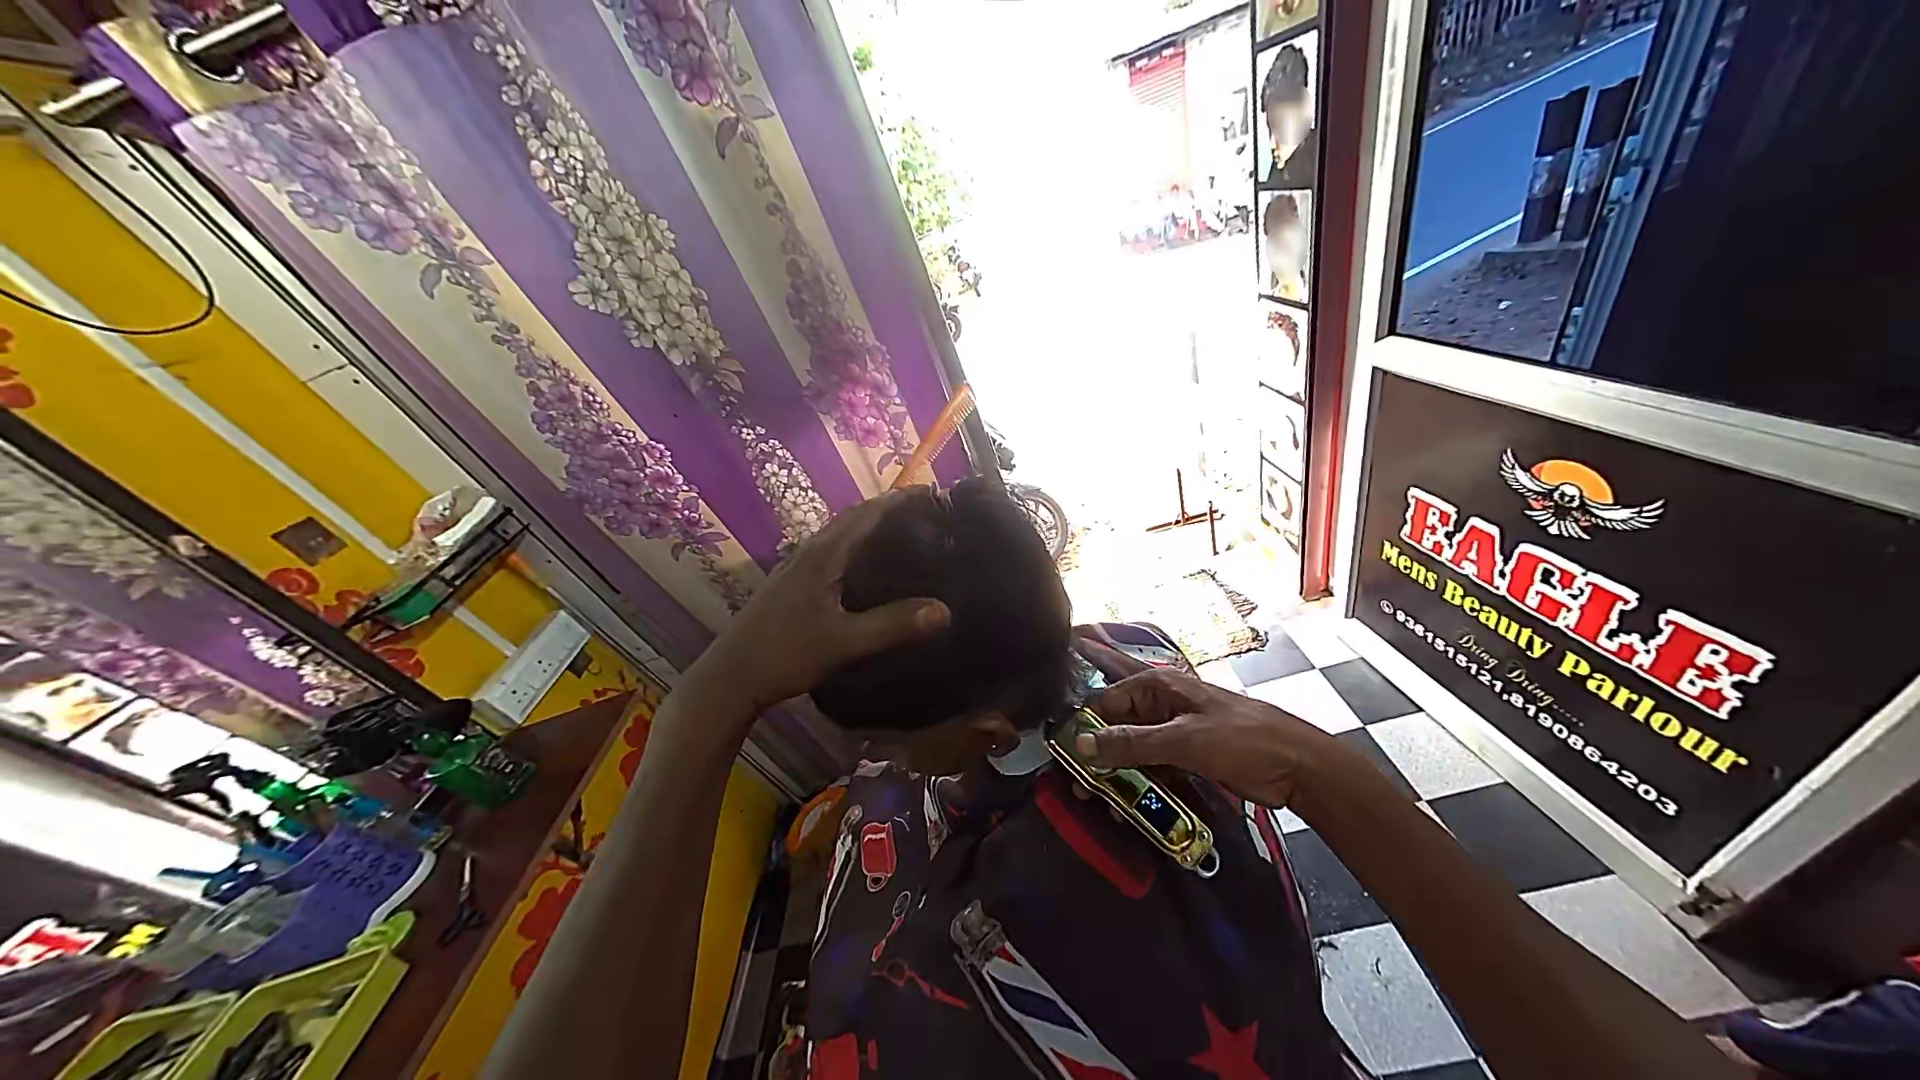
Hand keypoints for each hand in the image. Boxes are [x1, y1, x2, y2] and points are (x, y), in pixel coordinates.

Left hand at [684, 489, 950, 723]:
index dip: (900, 499)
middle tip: (928, 513)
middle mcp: (810, 553)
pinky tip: (870, 568)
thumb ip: (893, 625)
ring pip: (841, 535)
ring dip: (872, 526)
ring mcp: (798, 568)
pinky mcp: (793, 585)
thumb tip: (944, 609)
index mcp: (823, 555)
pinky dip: (858, 547)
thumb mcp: (844, 642)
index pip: (867, 513)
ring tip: (907, 534)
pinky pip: (833, 552)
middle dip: (890, 509)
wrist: (730, 677)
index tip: (934, 493)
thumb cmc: (786, 653)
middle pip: (854, 518)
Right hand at [1081, 667, 1351, 808]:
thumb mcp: (1183, 740)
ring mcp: (1175, 733)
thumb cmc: (1243, 740)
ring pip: (1132, 751)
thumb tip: (1084, 745)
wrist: (1300, 769)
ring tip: (1096, 800)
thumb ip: (1131, 743)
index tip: (1069, 756)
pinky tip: (1124, 805)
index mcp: (1161, 687)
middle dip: (1097, 754)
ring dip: (1115, 774)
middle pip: (1117, 726)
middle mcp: (1163, 705)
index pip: (1108, 700)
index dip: (1087, 726)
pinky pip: (1152, 769)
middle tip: (1078, 785)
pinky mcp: (1187, 758)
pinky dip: (1138, 785)